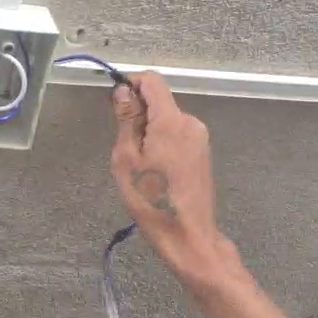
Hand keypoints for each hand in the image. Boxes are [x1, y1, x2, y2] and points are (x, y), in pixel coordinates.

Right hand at [110, 73, 240, 291]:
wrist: (189, 236)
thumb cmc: (151, 199)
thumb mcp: (126, 158)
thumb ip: (126, 119)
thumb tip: (123, 90)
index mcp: (172, 120)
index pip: (152, 81)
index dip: (131, 84)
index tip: (115, 105)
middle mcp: (190, 122)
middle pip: (159, 100)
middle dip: (137, 113)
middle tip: (124, 145)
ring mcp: (199, 137)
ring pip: (166, 117)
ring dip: (148, 129)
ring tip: (139, 161)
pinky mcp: (202, 151)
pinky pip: (175, 132)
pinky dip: (160, 139)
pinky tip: (154, 167)